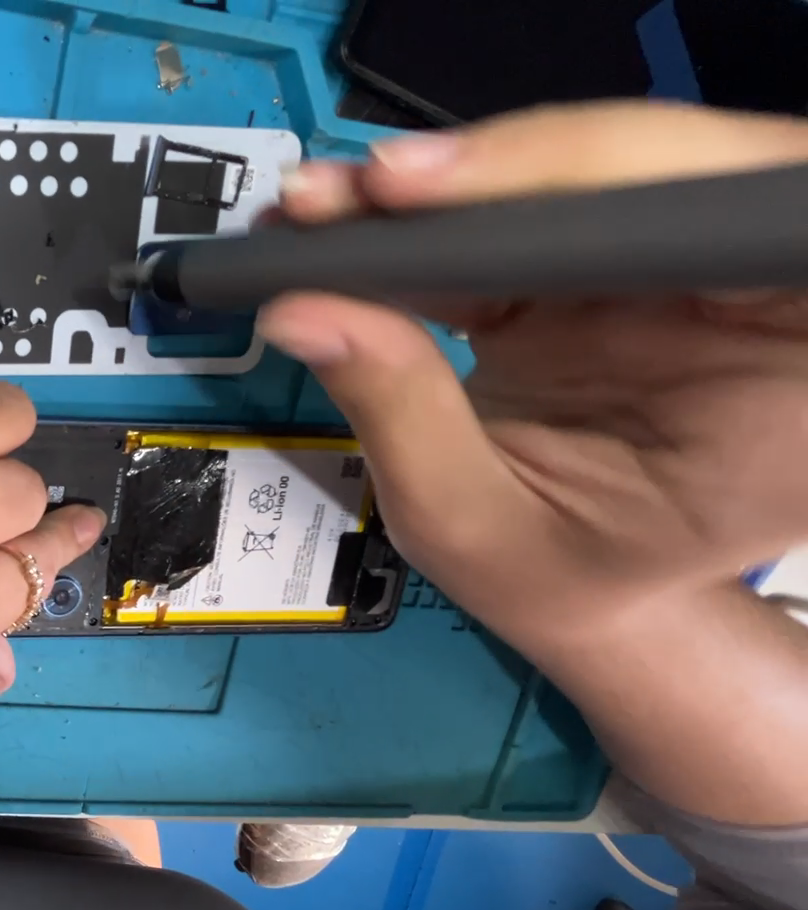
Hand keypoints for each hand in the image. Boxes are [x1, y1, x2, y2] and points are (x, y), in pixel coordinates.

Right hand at [258, 102, 807, 658]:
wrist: (576, 593)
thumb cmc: (550, 578)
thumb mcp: (461, 516)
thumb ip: (395, 408)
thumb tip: (298, 309)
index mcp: (798, 349)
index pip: (717, 209)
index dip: (575, 173)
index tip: (418, 191)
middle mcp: (758, 286)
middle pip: (638, 170)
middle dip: (478, 173)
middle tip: (345, 192)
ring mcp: (672, 271)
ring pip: (561, 180)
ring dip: (428, 193)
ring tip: (314, 210)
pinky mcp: (596, 271)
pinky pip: (506, 219)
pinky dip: (415, 227)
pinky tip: (337, 231)